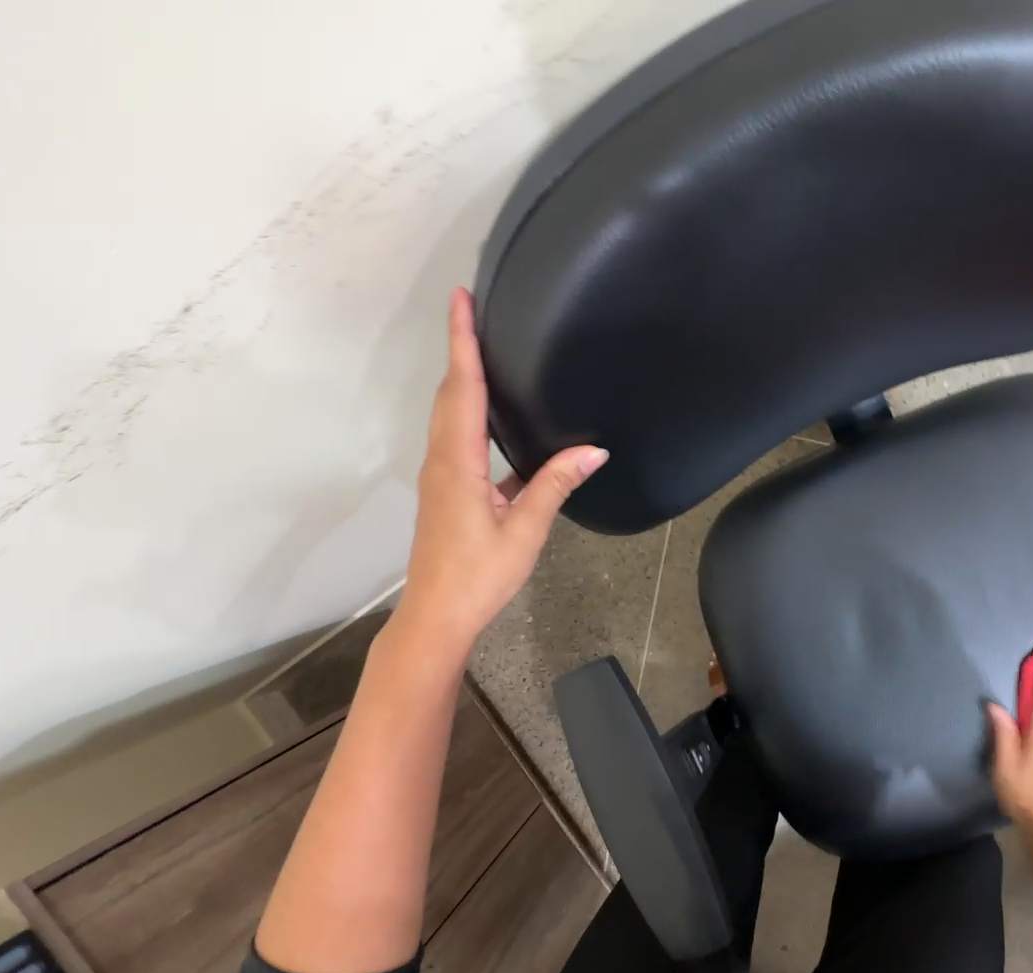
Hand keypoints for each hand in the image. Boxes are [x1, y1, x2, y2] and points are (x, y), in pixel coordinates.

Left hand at [392, 287, 608, 651]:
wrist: (438, 613)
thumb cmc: (478, 574)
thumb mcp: (525, 529)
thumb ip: (555, 484)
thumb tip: (594, 450)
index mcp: (458, 462)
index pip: (462, 388)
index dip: (462, 341)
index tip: (460, 298)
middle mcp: (442, 459)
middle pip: (449, 391)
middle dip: (459, 347)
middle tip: (472, 308)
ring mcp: (440, 474)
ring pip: (449, 412)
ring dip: (462, 376)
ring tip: (481, 347)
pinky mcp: (446, 489)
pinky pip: (457, 435)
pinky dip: (469, 409)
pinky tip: (493, 414)